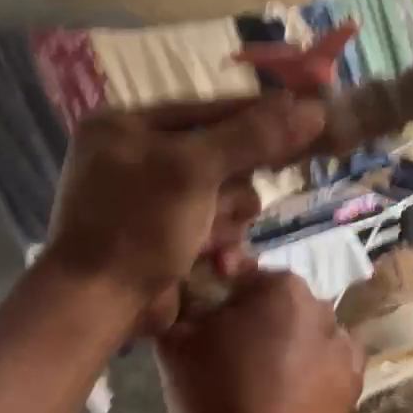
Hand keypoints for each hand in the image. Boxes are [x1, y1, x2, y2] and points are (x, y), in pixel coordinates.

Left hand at [43, 94, 325, 331]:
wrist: (100, 302)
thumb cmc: (138, 226)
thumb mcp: (194, 171)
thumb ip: (251, 138)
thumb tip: (312, 110)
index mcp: (128, 125)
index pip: (209, 110)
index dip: (258, 117)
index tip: (307, 120)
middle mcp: (139, 155)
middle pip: (222, 155)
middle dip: (234, 186)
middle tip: (236, 201)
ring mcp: (154, 198)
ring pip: (225, 194)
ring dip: (229, 219)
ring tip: (214, 241)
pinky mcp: (167, 234)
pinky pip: (215, 224)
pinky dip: (222, 241)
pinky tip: (218, 259)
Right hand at [157, 270, 365, 412]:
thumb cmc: (217, 395)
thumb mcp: (176, 341)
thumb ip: (185, 302)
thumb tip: (193, 291)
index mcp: (282, 286)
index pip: (246, 275)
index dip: (222, 297)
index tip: (205, 324)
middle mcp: (321, 306)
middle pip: (280, 303)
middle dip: (258, 319)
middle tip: (230, 354)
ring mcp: (344, 343)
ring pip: (305, 332)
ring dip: (287, 344)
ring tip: (261, 380)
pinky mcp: (355, 377)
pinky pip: (325, 362)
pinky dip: (310, 370)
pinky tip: (289, 394)